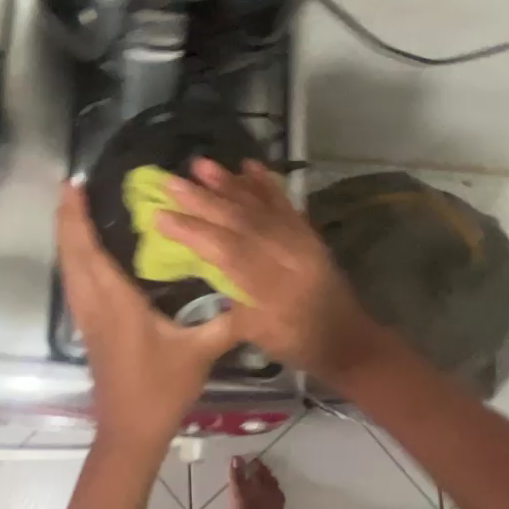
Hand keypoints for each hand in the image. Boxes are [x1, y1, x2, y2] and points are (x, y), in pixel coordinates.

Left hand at [57, 181, 239, 449]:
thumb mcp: (199, 353)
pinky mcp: (87, 328)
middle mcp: (93, 304)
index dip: (77, 217)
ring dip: (66, 236)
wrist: (130, 430)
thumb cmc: (162, 389)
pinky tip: (85, 252)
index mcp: (115, 302)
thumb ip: (225, 320)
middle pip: (70, 253)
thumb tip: (252, 291)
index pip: (89, 250)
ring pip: (68, 268)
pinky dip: (73, 257)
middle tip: (71, 187)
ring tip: (73, 210)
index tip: (74, 185)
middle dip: (66, 218)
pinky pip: (73, 282)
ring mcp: (86, 317)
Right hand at [157, 159, 384, 379]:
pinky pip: (284, 203)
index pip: (225, 251)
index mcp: (270, 285)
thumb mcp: (256, 331)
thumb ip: (231, 296)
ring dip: (229, 183)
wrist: (348, 341)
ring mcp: (300, 240)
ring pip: (260, 206)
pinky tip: (247, 165)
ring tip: (201, 164)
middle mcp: (286, 255)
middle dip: (202, 200)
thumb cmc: (296, 344)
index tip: (160, 215)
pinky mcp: (308, 233)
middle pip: (239, 220)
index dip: (192, 232)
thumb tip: (203, 264)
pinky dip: (265, 183)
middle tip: (171, 182)